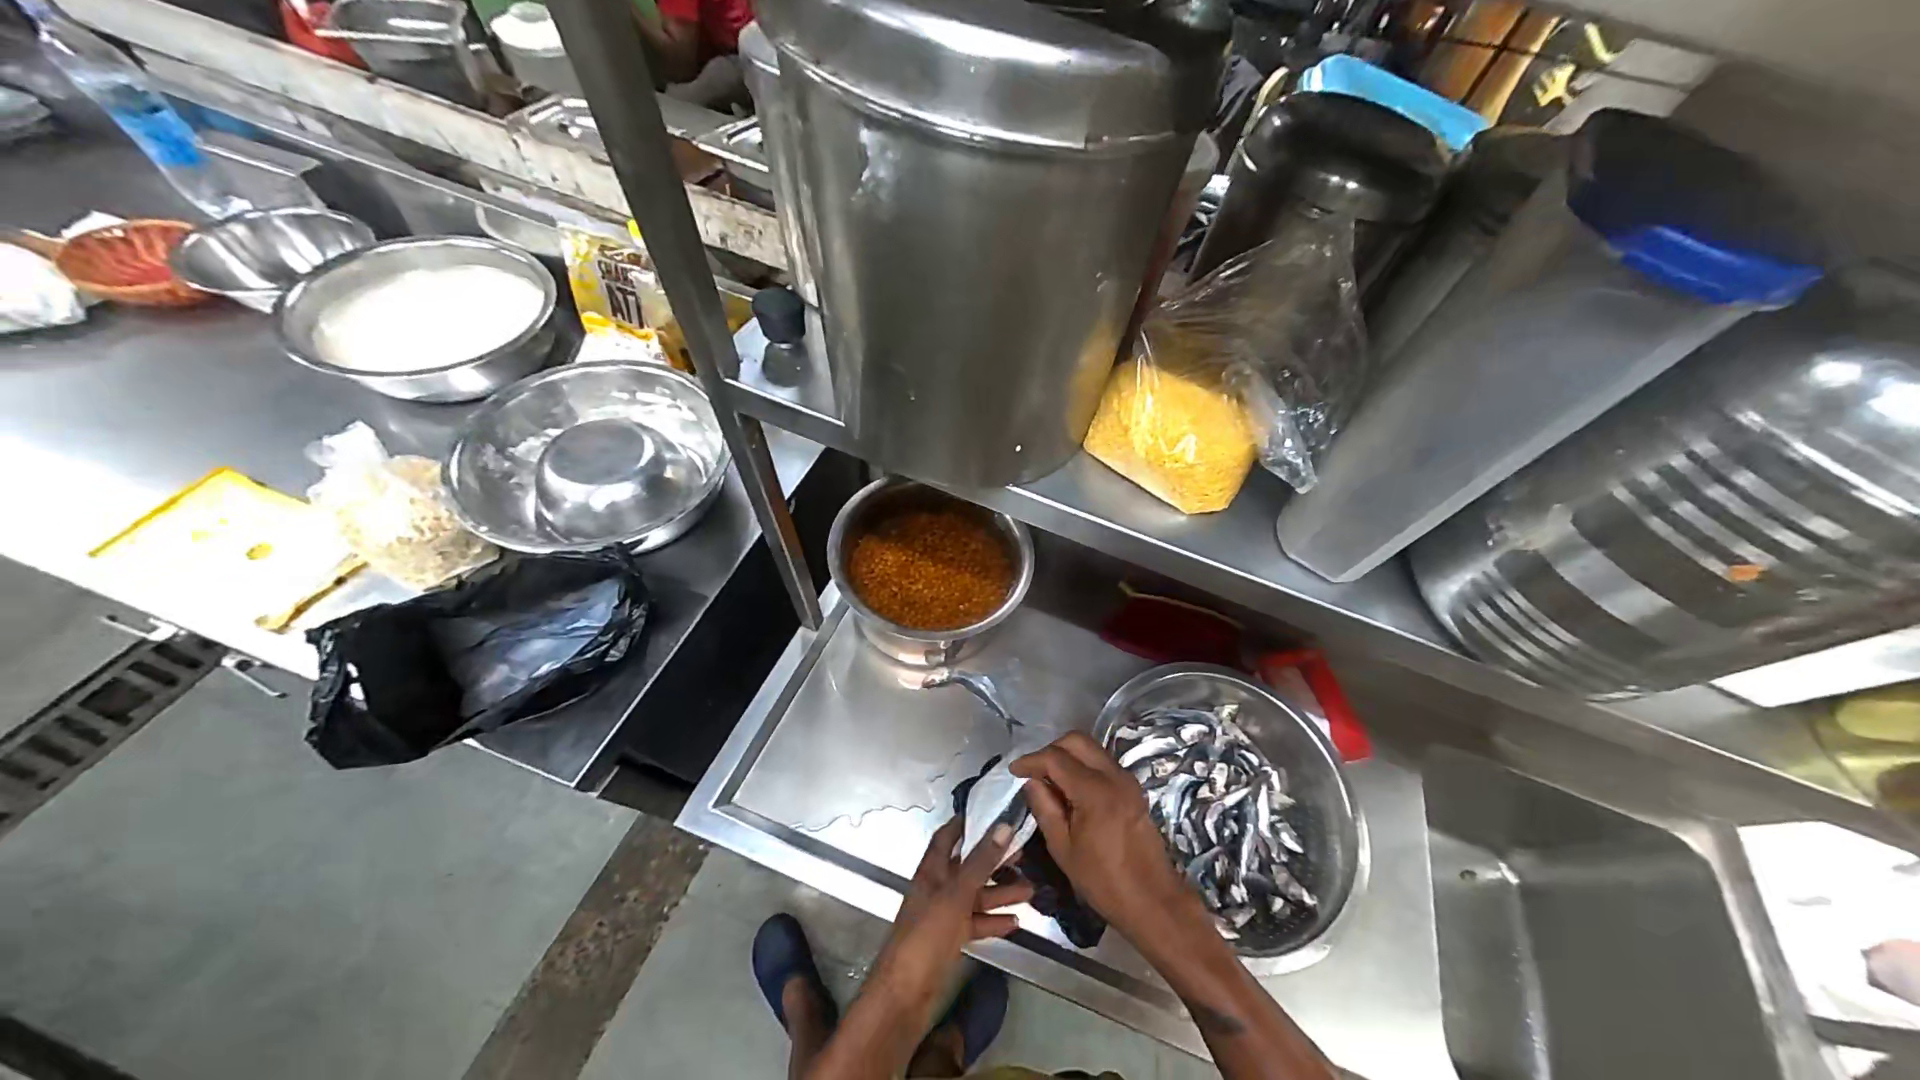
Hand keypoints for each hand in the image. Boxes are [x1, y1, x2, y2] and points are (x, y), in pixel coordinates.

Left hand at [867, 817, 1034, 1012]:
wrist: (904, 994)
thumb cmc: (926, 936)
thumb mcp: (956, 895)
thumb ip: (980, 862)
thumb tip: (1003, 826)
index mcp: (931, 871)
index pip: (947, 837)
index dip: (965, 823)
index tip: (990, 813)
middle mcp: (937, 889)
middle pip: (967, 868)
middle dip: (993, 861)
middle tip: (1022, 855)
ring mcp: (943, 916)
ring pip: (975, 897)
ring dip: (1000, 893)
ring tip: (1031, 890)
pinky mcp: (950, 940)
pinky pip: (975, 923)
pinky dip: (993, 921)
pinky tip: (1015, 922)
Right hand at [1011, 732, 1200, 940]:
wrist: (1153, 900)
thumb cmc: (1104, 881)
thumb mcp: (1063, 848)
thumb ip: (1044, 808)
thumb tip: (1031, 782)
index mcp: (1095, 791)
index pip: (1056, 758)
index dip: (1031, 760)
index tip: (1014, 770)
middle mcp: (1114, 776)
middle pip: (1077, 741)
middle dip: (1051, 749)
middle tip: (1034, 771)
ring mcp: (1127, 781)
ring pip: (1092, 749)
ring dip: (1068, 756)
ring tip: (1049, 780)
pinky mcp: (1134, 790)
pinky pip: (1103, 763)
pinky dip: (1083, 766)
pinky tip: (1071, 789)